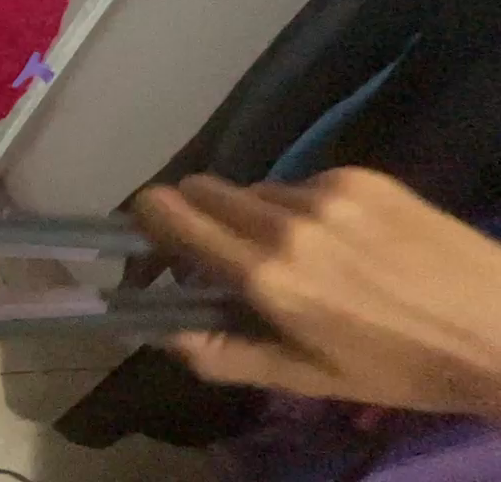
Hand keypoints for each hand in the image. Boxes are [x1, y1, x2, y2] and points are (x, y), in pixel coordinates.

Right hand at [132, 168, 500, 418]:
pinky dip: (305, 207)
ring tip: (303, 249)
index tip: (162, 241)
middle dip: (198, 215)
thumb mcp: (313, 378)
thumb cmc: (408, 367)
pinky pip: (299, 183)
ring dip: (255, 214)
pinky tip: (347, 237)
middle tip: (227, 247)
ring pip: (249, 189)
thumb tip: (158, 332)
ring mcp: (322, 196)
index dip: (149, 219)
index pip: (162, 209)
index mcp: (264, 275)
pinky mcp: (358, 179)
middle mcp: (281, 226)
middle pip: (194, 188)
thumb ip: (224, 354)